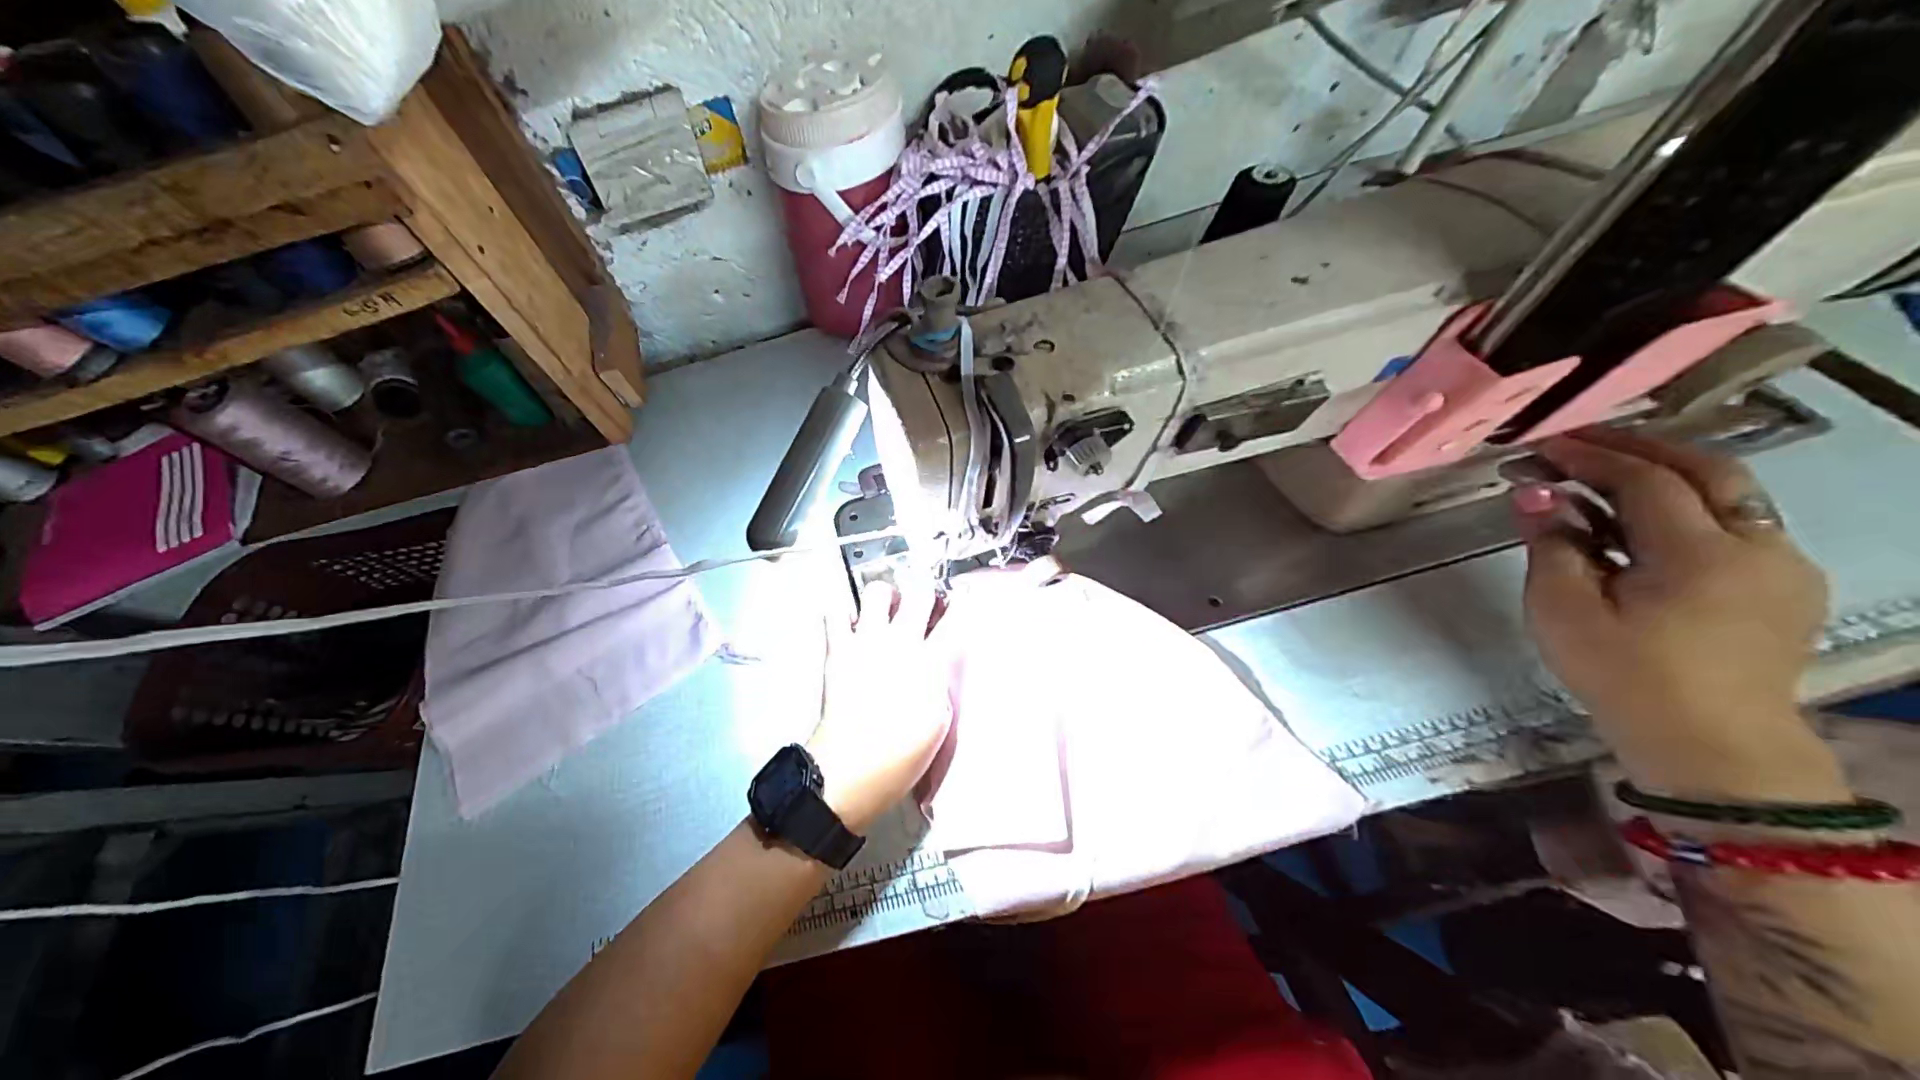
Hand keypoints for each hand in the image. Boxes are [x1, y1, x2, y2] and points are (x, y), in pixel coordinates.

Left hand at [806, 576, 950, 832]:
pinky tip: (853, 625)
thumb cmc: (899, 755)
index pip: (956, 617)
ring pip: (877, 591)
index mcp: (930, 661)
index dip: (964, 602)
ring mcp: (865, 641)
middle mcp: (900, 642)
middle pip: (919, 592)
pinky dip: (844, 612)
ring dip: (886, 596)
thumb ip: (940, 680)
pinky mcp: (837, 649)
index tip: (965, 597)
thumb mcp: (938, 721)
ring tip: (888, 611)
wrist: (850, 771)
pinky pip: (836, 613)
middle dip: (926, 592)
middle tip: (925, 606)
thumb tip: (938, 659)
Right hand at [1515, 429, 1846, 801]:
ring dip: (1667, 475)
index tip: (1544, 446)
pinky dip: (1690, 507)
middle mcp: (1761, 547)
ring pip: (1731, 495)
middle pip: (1707, 470)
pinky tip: (1647, 522)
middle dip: (1640, 448)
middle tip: (1581, 443)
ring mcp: (1784, 567)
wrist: (1712, 749)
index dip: (1592, 456)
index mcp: (1703, 554)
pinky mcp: (1788, 587)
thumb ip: (1552, 546)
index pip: (1647, 480)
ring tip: (1608, 475)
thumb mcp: (1563, 613)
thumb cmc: (1624, 678)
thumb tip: (1536, 495)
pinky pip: (1740, 526)